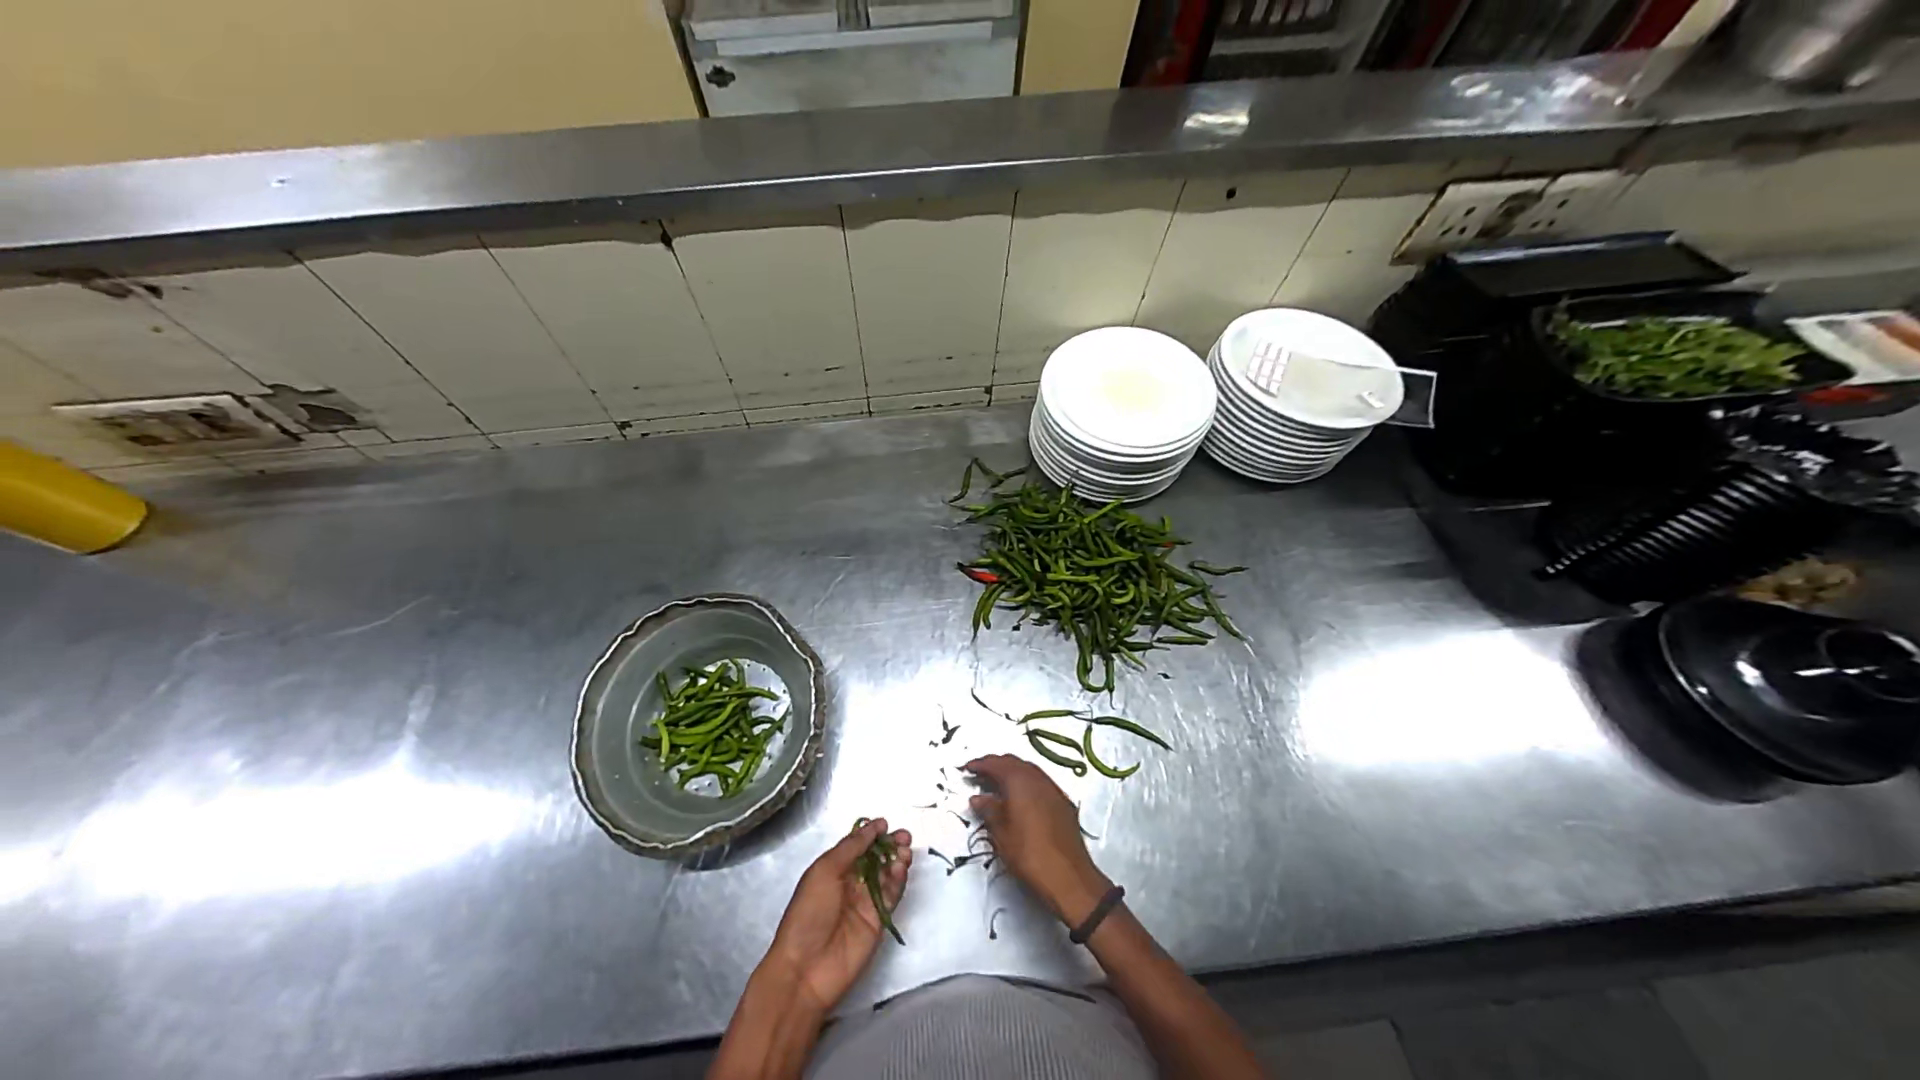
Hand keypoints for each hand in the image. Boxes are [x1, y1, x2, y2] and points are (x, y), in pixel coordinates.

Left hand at [763, 817, 912, 1015]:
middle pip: (876, 858)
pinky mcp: (878, 919)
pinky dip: (898, 880)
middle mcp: (850, 883)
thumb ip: (851, 848)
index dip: (871, 834)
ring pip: (887, 874)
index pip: (856, 845)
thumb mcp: (824, 872)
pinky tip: (900, 869)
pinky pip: (891, 894)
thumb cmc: (808, 914)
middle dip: (890, 845)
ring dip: (897, 860)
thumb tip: (872, 826)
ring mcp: (865, 902)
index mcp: (832, 869)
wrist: (806, 968)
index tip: (885, 824)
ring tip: (905, 851)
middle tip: (904, 836)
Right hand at [966, 754, 1112, 925]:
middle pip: (1014, 762)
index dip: (979, 764)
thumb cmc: (1029, 855)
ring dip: (1012, 773)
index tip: (966, 769)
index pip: (996, 764)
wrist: (1068, 877)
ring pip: (1029, 771)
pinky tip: (1019, 798)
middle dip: (995, 765)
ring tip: (996, 785)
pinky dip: (1025, 783)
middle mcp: (1038, 779)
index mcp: (1020, 781)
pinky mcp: (1063, 803)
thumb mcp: (1001, 833)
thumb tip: (978, 797)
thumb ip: (988, 810)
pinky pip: (1040, 783)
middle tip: (979, 774)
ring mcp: (1054, 790)